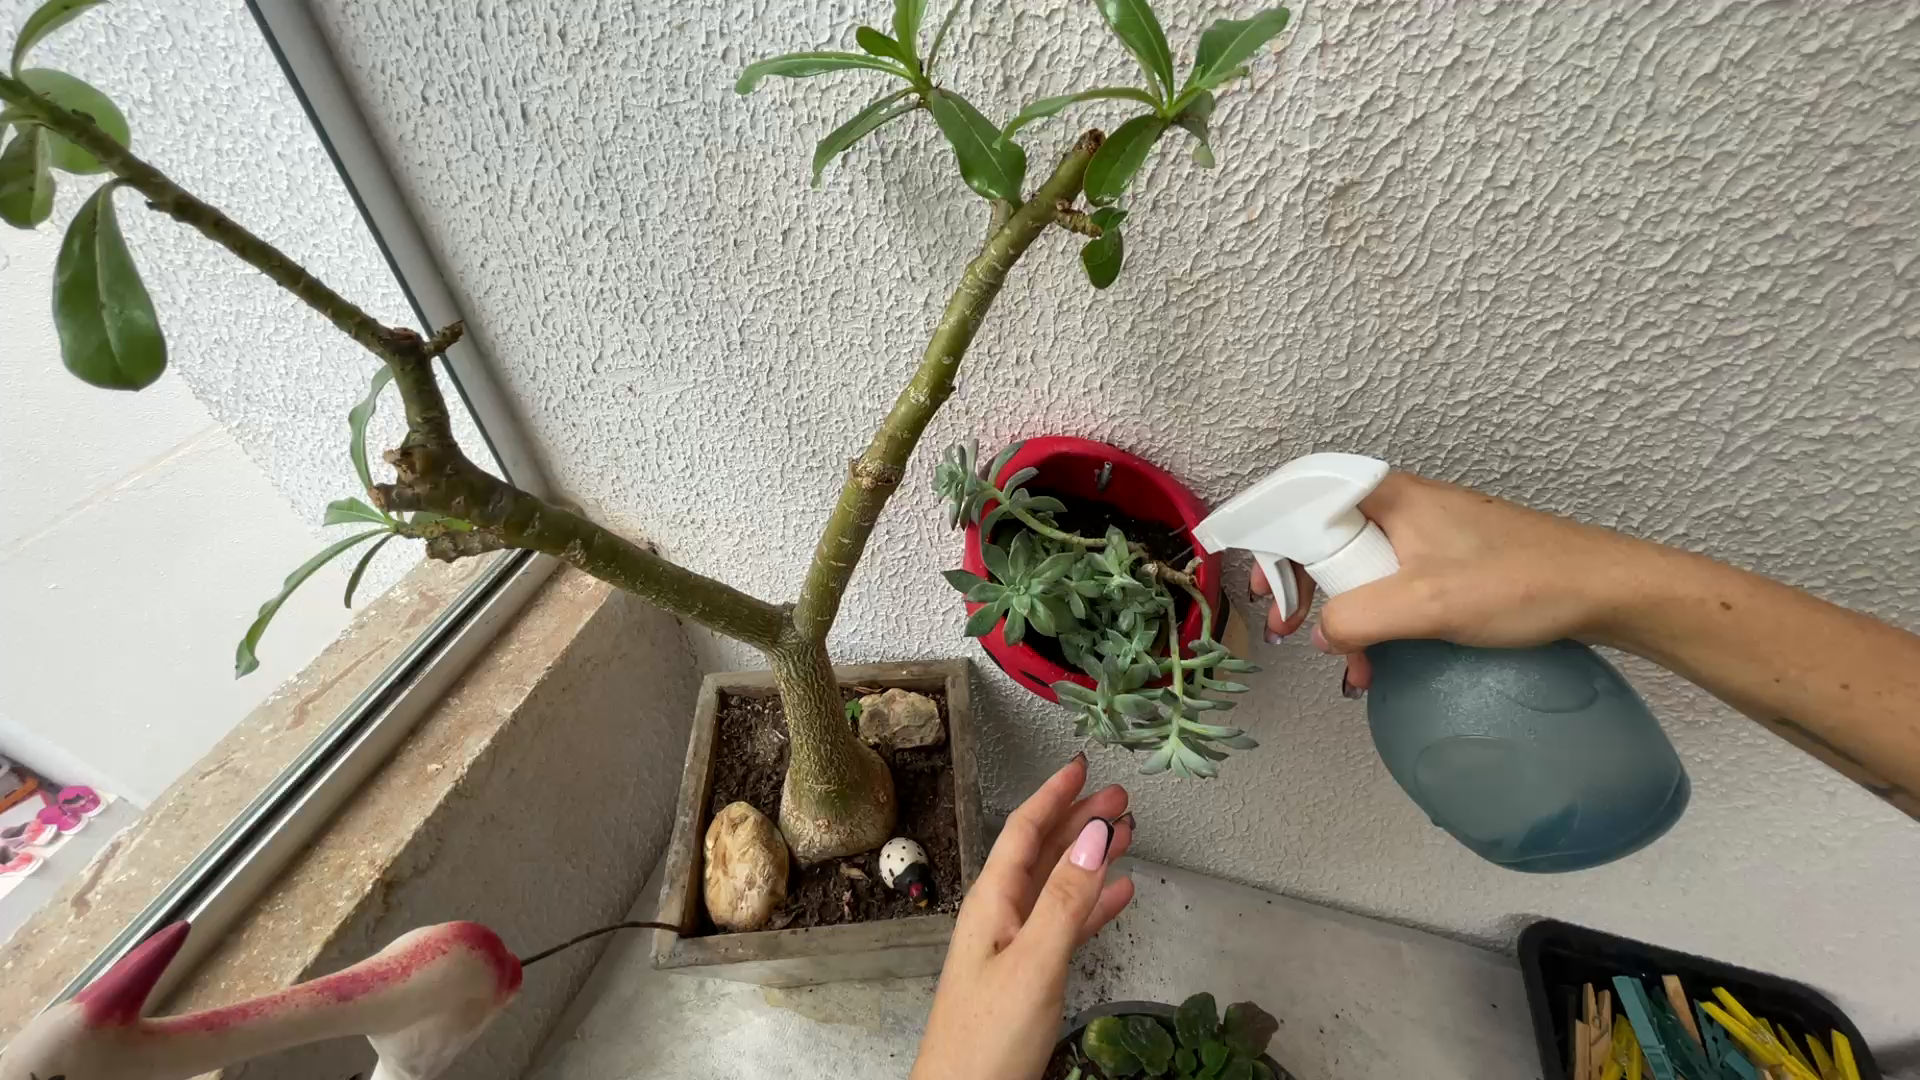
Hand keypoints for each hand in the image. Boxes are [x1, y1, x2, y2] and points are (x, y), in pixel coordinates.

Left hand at [910, 754, 1135, 1079]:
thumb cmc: (988, 1037)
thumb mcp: (1033, 961)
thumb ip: (1064, 898)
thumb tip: (1093, 834)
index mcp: (993, 898)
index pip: (1025, 828)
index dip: (1053, 793)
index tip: (1080, 766)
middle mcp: (1002, 911)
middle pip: (1045, 850)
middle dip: (1080, 819)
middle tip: (1119, 797)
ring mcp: (1016, 941)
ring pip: (1059, 883)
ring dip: (1090, 855)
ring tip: (1126, 834)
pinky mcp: (1031, 971)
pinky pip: (1067, 922)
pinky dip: (1093, 903)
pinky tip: (1117, 895)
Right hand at [1251, 471, 1655, 690]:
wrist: (1611, 593)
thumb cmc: (1524, 583)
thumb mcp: (1427, 604)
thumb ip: (1357, 619)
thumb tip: (1321, 637)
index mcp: (1386, 495)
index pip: (1300, 504)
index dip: (1269, 541)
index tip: (1261, 586)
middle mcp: (1396, 506)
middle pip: (1319, 537)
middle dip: (1299, 587)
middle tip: (1286, 624)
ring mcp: (1419, 533)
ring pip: (1352, 565)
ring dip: (1339, 614)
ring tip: (1347, 661)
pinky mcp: (1438, 558)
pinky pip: (1383, 581)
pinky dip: (1372, 617)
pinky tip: (1378, 656)